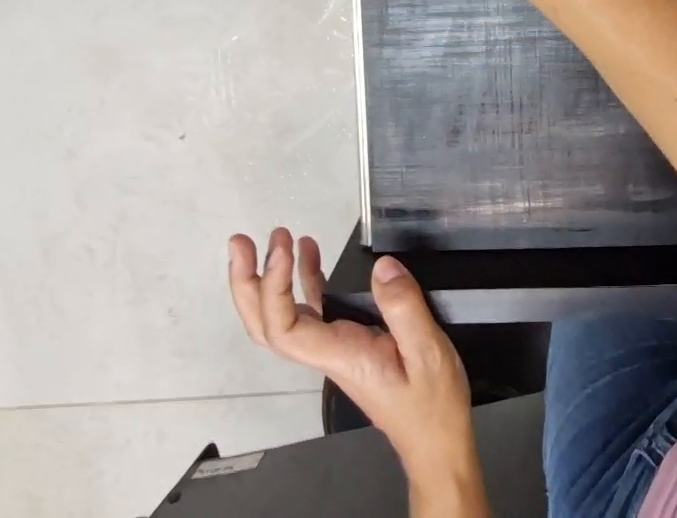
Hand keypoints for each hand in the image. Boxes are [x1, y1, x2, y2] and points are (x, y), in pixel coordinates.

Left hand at [228, 229, 475, 470]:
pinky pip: (311, 308)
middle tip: (242, 241)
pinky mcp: (345, 341)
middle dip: (249, 282)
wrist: (435, 438)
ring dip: (269, 278)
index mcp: (339, 356)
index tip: (285, 247)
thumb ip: (404, 308)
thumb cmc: (431, 403)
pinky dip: (303, 278)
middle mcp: (325, 352)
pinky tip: (308, 251)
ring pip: (282, 316)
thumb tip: (383, 266)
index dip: (274, 287)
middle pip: (267, 324)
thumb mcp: (428, 352)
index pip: (284, 328)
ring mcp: (332, 347)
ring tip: (274, 237)